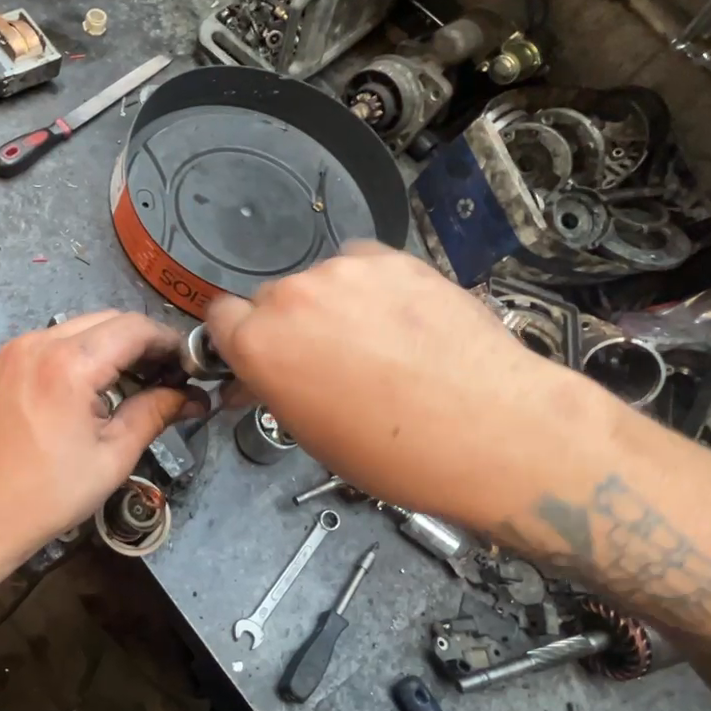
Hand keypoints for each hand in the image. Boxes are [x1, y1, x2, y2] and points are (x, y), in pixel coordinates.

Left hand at [0, 312, 188, 578]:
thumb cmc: (48, 493)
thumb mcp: (113, 456)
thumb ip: (155, 413)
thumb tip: (193, 397)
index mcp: (68, 364)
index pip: (134, 328)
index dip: (168, 342)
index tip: (190, 365)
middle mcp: (39, 343)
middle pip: (109, 321)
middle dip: (144, 343)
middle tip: (170, 377)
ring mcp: (18, 348)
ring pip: (83, 327)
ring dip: (115, 346)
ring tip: (139, 382)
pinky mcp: (8, 360)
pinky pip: (57, 340)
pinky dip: (85, 352)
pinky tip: (100, 384)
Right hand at [205, 242, 613, 525]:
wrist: (490, 429)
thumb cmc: (394, 452)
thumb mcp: (310, 434)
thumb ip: (273, 389)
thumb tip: (259, 377)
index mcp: (258, 345)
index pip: (220, 319)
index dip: (238, 339)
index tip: (259, 355)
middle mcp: (291, 298)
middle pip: (270, 299)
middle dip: (288, 326)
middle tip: (324, 359)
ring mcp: (344, 272)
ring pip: (320, 282)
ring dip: (333, 306)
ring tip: (376, 343)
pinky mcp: (393, 259)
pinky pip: (363, 265)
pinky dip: (371, 286)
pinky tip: (399, 319)